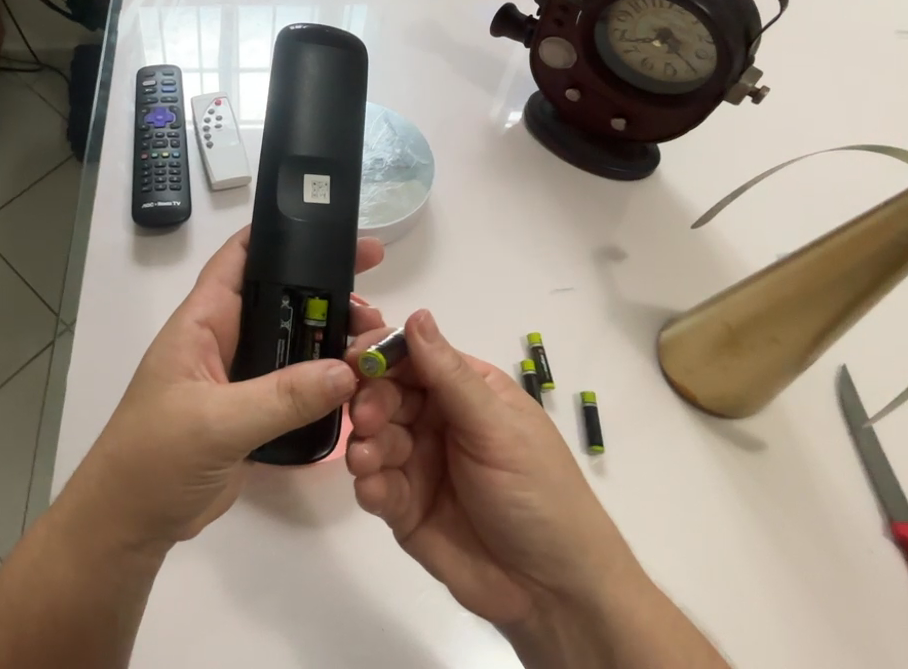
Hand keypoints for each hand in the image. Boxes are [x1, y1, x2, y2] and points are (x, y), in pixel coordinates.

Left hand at [66, 227, 385, 552]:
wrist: (131, 521)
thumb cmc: (153, 457)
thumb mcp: (215, 421)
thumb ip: (280, 396)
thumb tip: (348, 369)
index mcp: (202, 321)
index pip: (240, 258)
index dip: (283, 236)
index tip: (338, 233)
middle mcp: (224, 340)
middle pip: (280, 300)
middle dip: (327, 294)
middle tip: (375, 305)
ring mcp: (239, 377)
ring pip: (293, 343)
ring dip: (331, 340)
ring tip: (377, 345)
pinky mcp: (252, 412)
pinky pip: (295, 384)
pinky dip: (326, 380)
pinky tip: (359, 385)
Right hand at [344, 311, 642, 630]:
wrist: (554, 593)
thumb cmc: (538, 494)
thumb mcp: (497, 427)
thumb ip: (448, 374)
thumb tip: (416, 313)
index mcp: (465, 391)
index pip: (413, 357)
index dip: (381, 351)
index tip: (352, 354)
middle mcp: (437, 421)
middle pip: (384, 393)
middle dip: (369, 400)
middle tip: (366, 417)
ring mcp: (418, 463)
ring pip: (373, 437)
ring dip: (365, 442)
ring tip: (367, 459)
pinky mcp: (403, 507)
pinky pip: (374, 484)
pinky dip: (367, 482)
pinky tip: (373, 489)